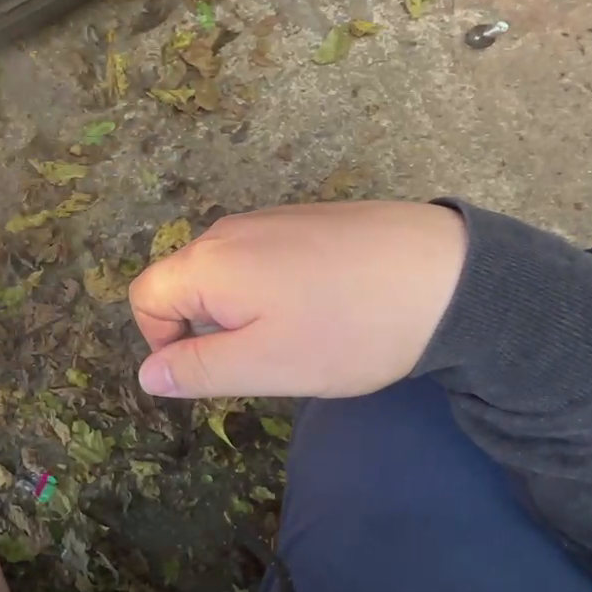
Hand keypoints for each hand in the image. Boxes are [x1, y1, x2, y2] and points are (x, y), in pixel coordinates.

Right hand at [129, 201, 467, 398]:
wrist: (447, 272)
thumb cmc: (347, 328)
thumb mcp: (266, 366)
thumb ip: (197, 370)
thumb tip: (146, 373)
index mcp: (206, 263)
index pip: (145, 296)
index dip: (160, 341)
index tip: (211, 369)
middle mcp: (225, 231)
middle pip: (183, 281)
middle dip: (206, 327)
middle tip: (265, 357)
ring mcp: (265, 219)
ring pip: (223, 270)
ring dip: (240, 309)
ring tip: (301, 334)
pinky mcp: (301, 218)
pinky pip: (259, 256)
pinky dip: (270, 287)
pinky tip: (325, 304)